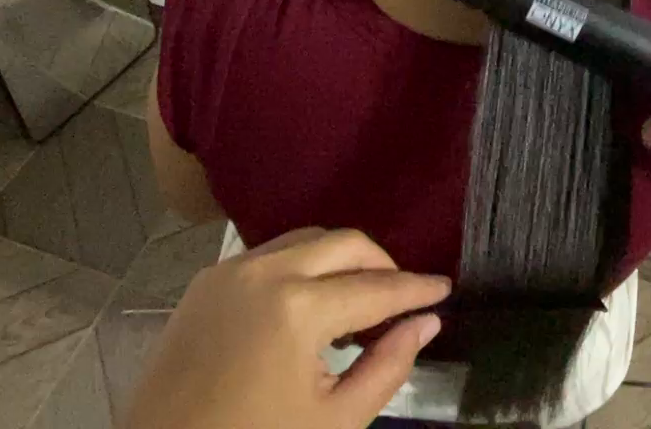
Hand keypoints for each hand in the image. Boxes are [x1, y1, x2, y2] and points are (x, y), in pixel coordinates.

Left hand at [127, 227, 450, 428]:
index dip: (415, 289)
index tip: (444, 289)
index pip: (376, 288)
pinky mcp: (207, 279)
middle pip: (344, 242)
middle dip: (381, 264)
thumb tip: (426, 323)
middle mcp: (266, 270)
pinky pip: (270, 254)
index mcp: (298, 308)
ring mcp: (231, 269)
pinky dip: (302, 267)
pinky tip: (308, 306)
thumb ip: (387, 367)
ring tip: (357, 304)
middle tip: (402, 297)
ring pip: (307, 240)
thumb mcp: (333, 423)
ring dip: (341, 261)